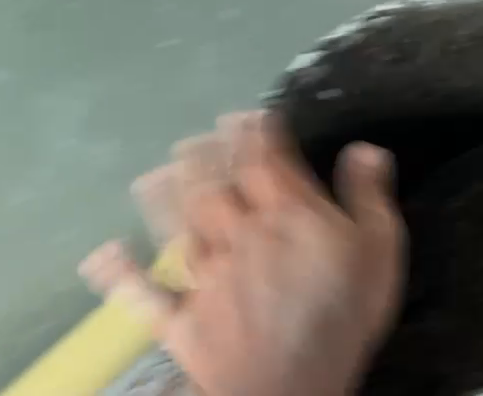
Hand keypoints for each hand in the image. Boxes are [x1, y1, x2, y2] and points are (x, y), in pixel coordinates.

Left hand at [81, 111, 406, 395]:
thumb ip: (367, 194)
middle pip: (215, 186)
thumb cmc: (345, 311)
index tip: (248, 114)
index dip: (255, 134)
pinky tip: (103, 255)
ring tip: (153, 174)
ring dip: (163, 199)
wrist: (288, 385)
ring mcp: (207, 277)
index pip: (266, 161)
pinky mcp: (182, 319)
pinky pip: (146, 295)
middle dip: (205, 157)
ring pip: (179, 228)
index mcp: (290, 213)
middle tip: (198, 137)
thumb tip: (363, 149)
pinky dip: (121, 275)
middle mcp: (242, 234)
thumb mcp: (379, 244)